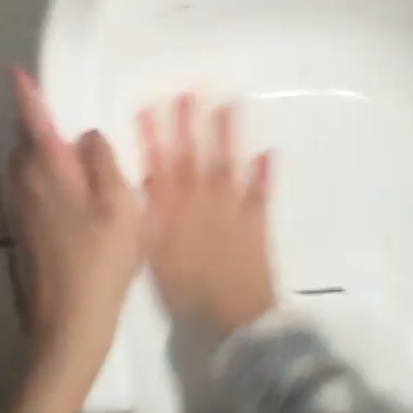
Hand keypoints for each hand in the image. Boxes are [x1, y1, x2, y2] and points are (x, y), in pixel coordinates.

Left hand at [7, 69, 145, 412]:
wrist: (69, 324)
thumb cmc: (100, 261)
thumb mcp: (120, 206)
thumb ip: (103, 162)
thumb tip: (88, 134)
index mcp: (48, 169)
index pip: (35, 119)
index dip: (29, 93)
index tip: (18, 71)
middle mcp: (25, 181)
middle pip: (26, 140)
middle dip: (40, 124)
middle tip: (69, 119)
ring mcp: (21, 207)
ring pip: (28, 165)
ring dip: (44, 153)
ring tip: (78, 156)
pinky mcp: (25, 229)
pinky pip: (33, 186)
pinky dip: (47, 177)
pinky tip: (76, 193)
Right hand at [143, 95, 277, 334]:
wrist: (236, 320)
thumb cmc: (187, 292)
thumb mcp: (154, 255)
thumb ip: (149, 217)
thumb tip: (143, 182)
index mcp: (173, 210)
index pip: (160, 165)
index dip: (153, 136)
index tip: (149, 106)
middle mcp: (201, 202)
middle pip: (193, 156)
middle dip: (188, 123)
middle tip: (188, 92)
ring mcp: (232, 209)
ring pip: (228, 164)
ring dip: (228, 134)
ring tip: (231, 104)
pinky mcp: (257, 223)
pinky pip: (262, 194)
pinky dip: (265, 173)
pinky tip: (270, 151)